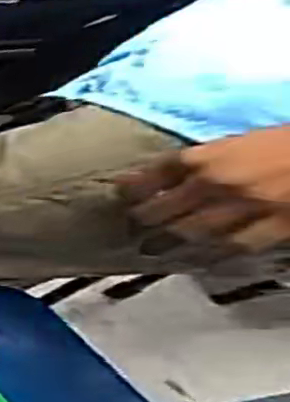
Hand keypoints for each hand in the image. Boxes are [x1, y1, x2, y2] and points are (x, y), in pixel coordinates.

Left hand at [118, 124, 289, 257]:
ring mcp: (246, 206)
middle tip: (136, 232)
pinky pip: (233, 248)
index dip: (129, 193)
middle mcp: (215, 182)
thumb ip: (205, 160)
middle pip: (155, 212)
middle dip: (142, 224)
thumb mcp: (245, 141)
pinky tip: (201, 260)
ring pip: (186, 235)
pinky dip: (212, 255)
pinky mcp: (279, 225)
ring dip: (167, 245)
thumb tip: (163, 180)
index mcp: (205, 157)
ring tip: (155, 251)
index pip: (144, 180)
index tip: (126, 200)